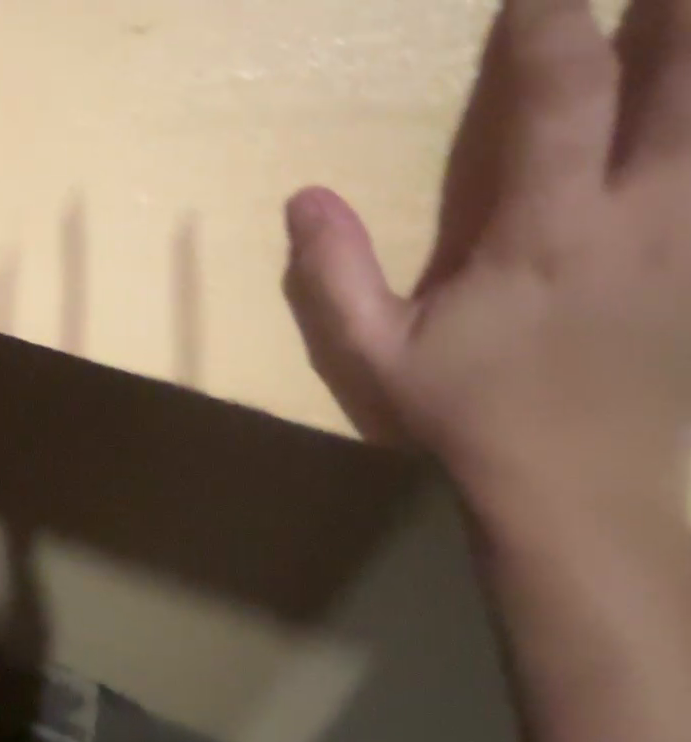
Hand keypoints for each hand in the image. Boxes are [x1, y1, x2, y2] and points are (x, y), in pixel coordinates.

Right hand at [285, 0, 690, 533]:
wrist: (572, 479)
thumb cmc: (462, 412)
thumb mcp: (372, 354)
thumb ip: (336, 275)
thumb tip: (305, 198)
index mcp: (546, 231)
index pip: (561, 96)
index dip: (549, 27)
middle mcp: (644, 210)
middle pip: (690, 74)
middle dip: (674, 12)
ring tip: (682, 20)